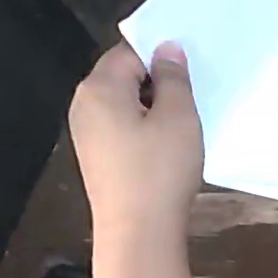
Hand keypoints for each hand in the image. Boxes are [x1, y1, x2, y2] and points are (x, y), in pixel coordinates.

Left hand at [69, 42, 202, 246]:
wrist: (139, 229)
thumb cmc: (161, 168)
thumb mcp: (179, 118)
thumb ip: (174, 78)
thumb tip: (167, 48)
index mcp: (99, 88)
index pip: (129, 52)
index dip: (161, 57)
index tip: (192, 73)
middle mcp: (84, 104)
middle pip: (123, 76)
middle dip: (157, 82)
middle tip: (193, 99)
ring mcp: (86, 132)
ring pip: (124, 104)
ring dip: (153, 108)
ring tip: (184, 125)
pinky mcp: (97, 156)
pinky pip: (122, 127)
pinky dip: (144, 128)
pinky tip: (167, 147)